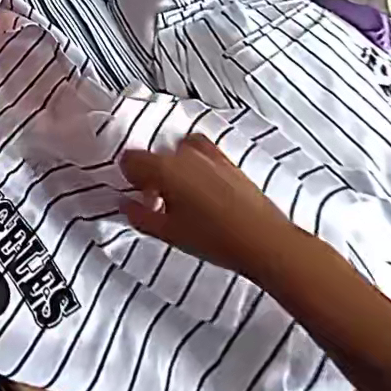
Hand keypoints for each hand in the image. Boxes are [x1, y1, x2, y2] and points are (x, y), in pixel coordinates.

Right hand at [120, 134, 292, 271]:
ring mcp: (207, 154)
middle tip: (158, 199)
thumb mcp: (168, 234)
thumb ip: (139, 216)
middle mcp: (183, 154)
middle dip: (151, 173)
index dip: (130, 177)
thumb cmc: (214, 239)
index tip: (139, 194)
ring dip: (173, 165)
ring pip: (177, 149)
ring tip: (181, 192)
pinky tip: (202, 183)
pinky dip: (194, 160)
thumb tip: (126, 204)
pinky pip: (201, 149)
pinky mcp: (227, 160)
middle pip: (154, 154)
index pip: (131, 159)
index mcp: (163, 168)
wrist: (265, 241)